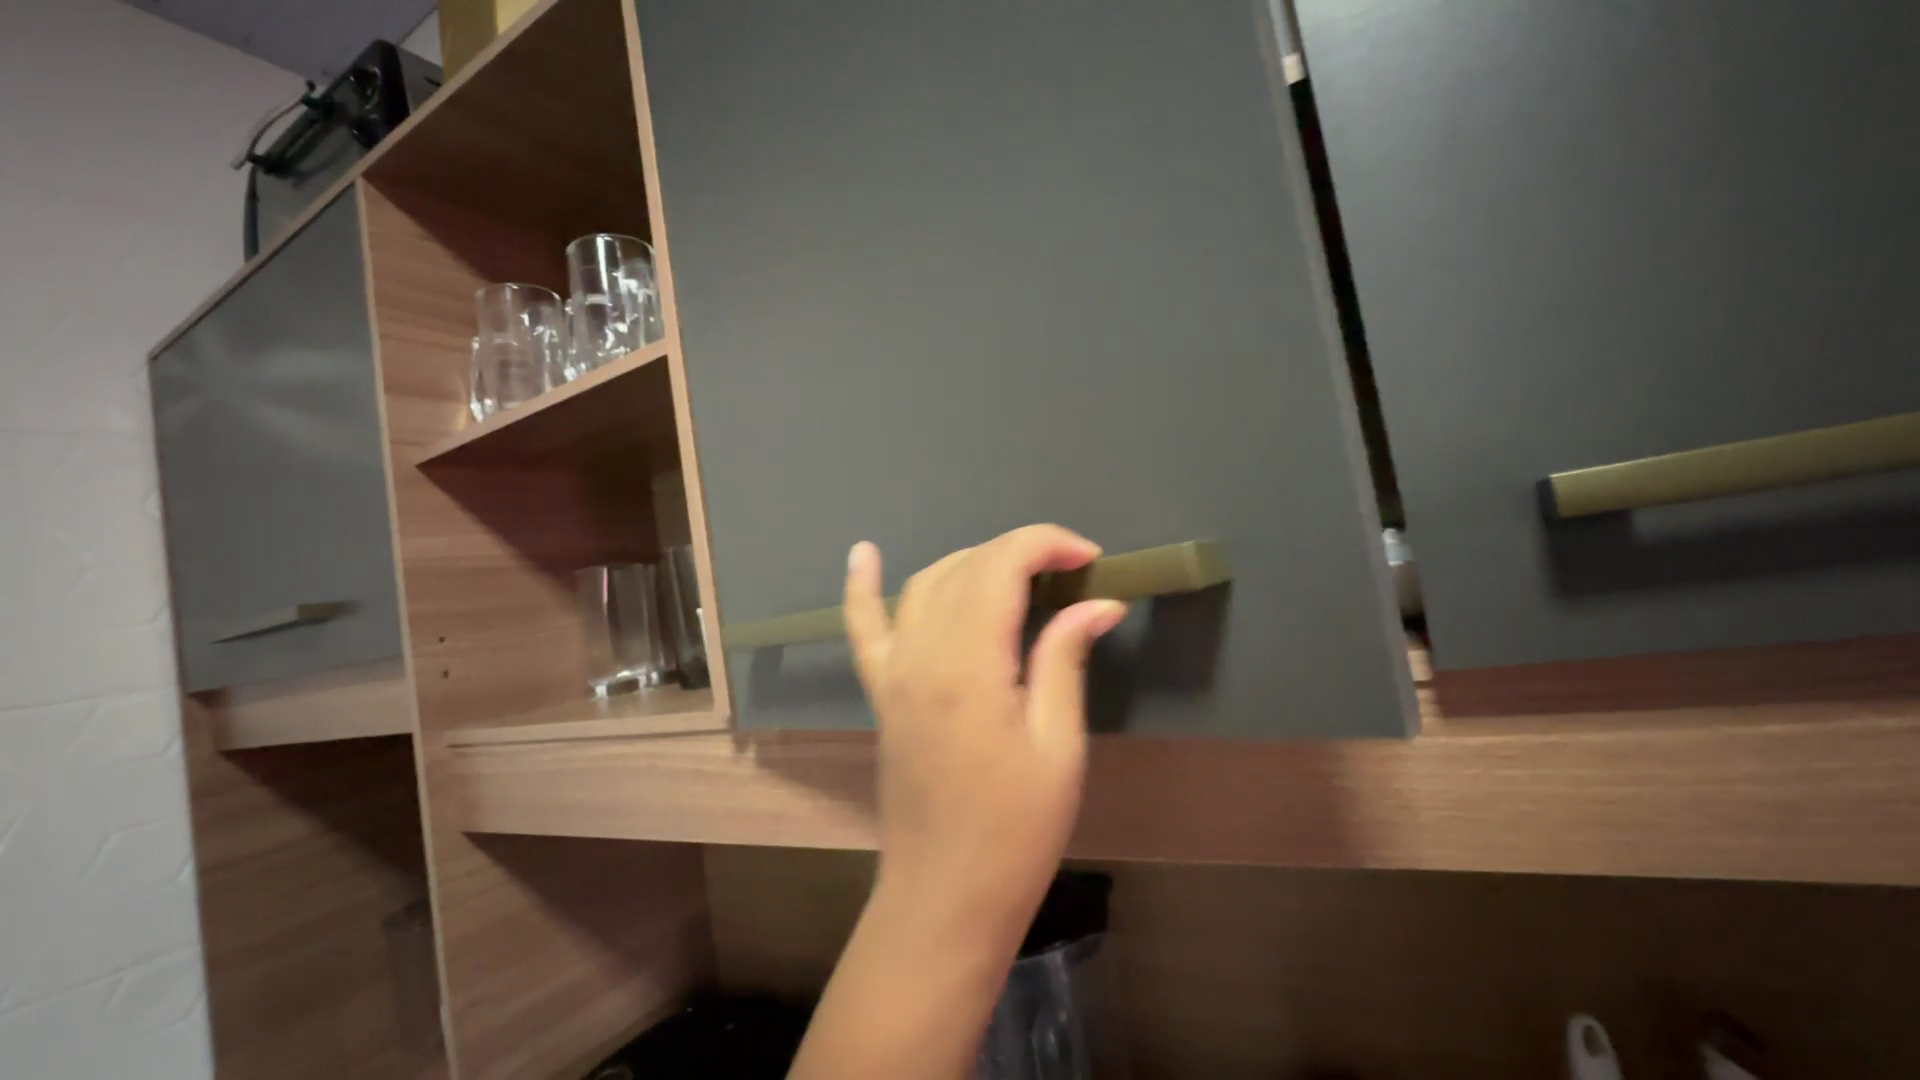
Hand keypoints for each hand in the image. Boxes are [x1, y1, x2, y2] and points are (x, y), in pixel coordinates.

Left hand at [843, 525, 1126, 943]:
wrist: (947, 894)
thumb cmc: (1016, 828)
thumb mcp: (1058, 745)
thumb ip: (1065, 660)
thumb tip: (1099, 601)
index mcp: (968, 663)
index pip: (1000, 565)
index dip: (1046, 544)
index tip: (1091, 559)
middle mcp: (920, 654)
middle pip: (965, 567)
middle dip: (1020, 551)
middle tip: (1070, 572)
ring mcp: (893, 672)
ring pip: (924, 585)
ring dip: (972, 562)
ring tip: (1020, 573)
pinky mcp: (881, 693)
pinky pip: (864, 628)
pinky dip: (862, 588)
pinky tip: (864, 553)